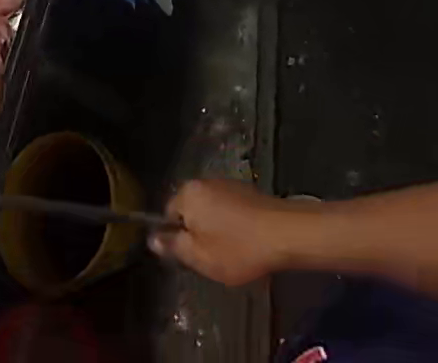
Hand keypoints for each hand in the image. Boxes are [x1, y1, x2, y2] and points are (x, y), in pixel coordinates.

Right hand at [151, 179, 298, 285]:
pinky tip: (243, 241)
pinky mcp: (247, 190)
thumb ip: (173, 245)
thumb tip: (153, 238)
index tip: (187, 255)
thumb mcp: (198, 256)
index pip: (168, 213)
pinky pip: (228, 208)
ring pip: (210, 210)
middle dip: (195, 232)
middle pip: (190, 210)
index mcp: (191, 193)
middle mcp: (207, 181)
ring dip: (214, 228)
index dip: (175, 237)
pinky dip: (231, 224)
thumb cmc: (236, 247)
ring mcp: (230, 183)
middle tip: (207, 256)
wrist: (284, 232)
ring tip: (228, 251)